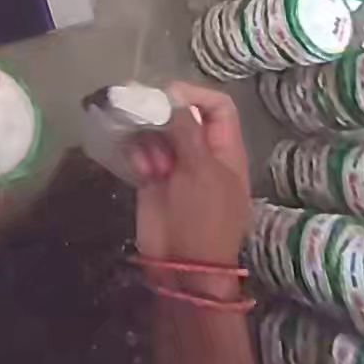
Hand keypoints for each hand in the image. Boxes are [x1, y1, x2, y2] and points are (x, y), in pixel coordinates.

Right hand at [127, 83, 250, 293]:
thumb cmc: (203, 219)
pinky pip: (141, 151)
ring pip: (156, 131)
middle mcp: (200, 151)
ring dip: (148, 139)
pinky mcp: (152, 176)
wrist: (182, 267)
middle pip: (181, 115)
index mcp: (225, 149)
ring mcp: (175, 164)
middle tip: (140, 113)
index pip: (217, 106)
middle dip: (161, 115)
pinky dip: (138, 156)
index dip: (195, 95)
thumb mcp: (201, 172)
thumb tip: (173, 95)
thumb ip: (187, 130)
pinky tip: (141, 173)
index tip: (167, 95)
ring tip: (148, 161)